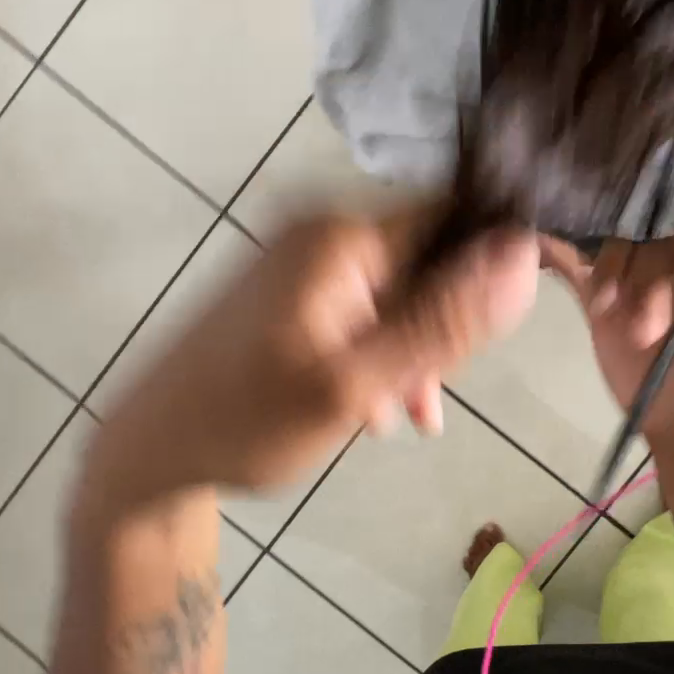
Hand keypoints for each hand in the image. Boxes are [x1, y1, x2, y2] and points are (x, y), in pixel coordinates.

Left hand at [83, 212, 539, 513]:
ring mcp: (299, 263)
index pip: (451, 222)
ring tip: (392, 418)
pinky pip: (356, 315)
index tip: (478, 340)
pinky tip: (367, 408)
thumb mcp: (356, 382)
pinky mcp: (287, 293)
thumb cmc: (249, 423)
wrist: (151, 450)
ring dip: (406, 358)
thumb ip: (442, 324)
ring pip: (392, 300)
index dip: (483, 274)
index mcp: (341, 239)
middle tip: (419, 403)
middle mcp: (320, 233)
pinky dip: (372, 358)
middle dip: (436, 334)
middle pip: (423, 266)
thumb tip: (523, 255)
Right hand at [558, 217, 673, 349]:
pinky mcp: (597, 304)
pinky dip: (559, 255)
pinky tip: (549, 253)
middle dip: (651, 283)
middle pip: (650, 241)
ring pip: (613, 252)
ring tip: (614, 317)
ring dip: (612, 281)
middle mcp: (667, 265)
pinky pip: (575, 269)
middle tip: (652, 333)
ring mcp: (629, 283)